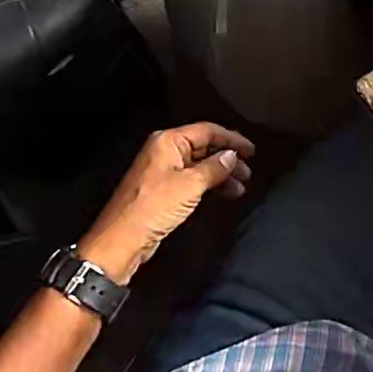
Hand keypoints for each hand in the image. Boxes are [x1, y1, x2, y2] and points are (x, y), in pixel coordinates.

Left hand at [80, 123, 255, 283]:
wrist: (122, 240)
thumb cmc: (149, 209)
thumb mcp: (190, 184)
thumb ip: (215, 167)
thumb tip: (231, 156)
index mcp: (167, 141)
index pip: (207, 131)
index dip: (232, 139)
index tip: (250, 149)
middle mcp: (164, 152)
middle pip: (204, 147)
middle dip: (228, 159)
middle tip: (246, 170)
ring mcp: (163, 171)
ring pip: (200, 164)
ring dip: (221, 174)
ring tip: (239, 185)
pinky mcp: (163, 189)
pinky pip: (193, 179)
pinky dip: (210, 184)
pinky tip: (224, 193)